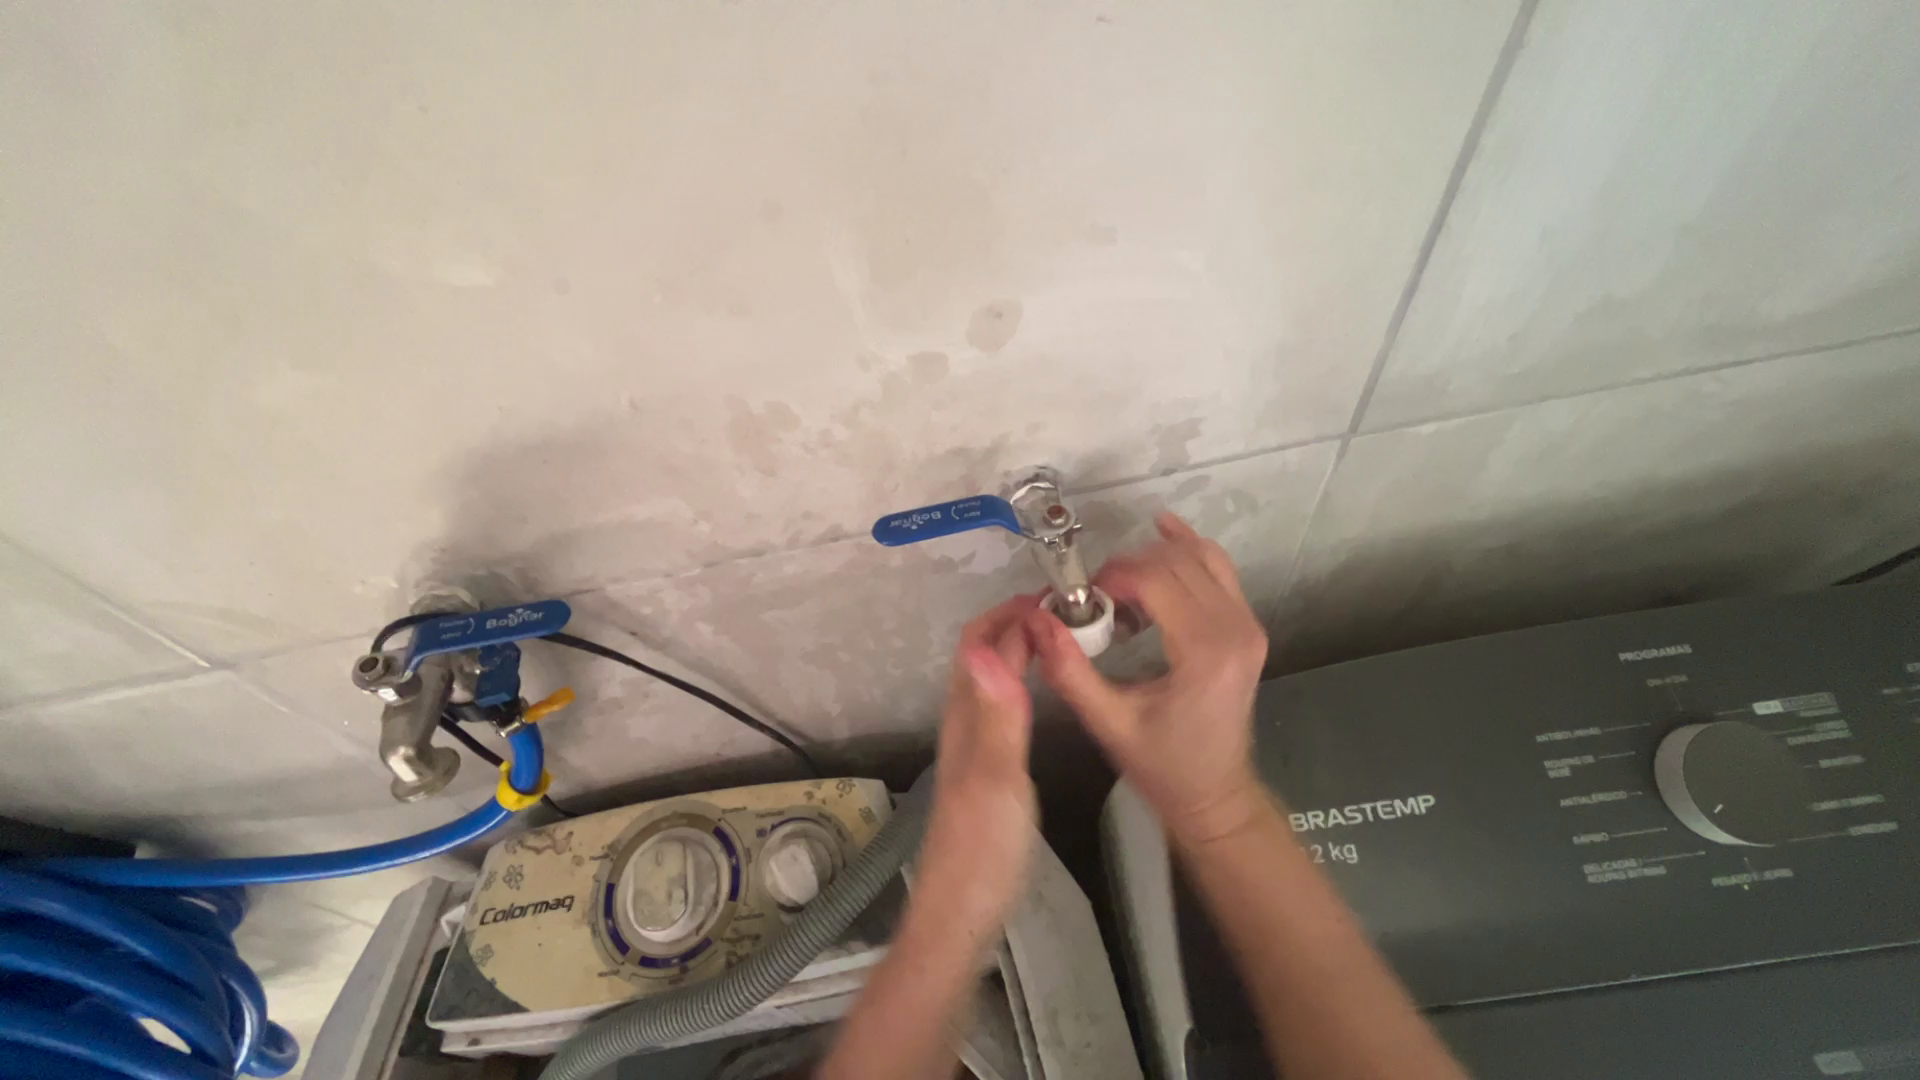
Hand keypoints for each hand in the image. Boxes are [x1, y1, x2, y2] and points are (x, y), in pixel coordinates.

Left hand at [919, 594, 1041, 923]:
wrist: (960, 915)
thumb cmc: (983, 850)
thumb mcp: (997, 779)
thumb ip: (997, 715)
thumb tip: (987, 646)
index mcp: (966, 718)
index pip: (980, 645)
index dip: (1010, 614)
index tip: (1054, 598)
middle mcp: (962, 723)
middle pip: (978, 655)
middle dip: (1012, 623)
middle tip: (1061, 612)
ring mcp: (970, 746)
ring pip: (987, 678)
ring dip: (1014, 649)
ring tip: (1056, 639)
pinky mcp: (982, 769)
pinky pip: (997, 705)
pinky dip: (1019, 681)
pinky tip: (1040, 694)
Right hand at [1028, 512, 1267, 846]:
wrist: (1214, 793)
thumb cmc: (1161, 765)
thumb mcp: (1107, 723)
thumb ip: (1069, 671)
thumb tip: (1035, 621)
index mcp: (1204, 652)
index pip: (1156, 580)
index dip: (1112, 577)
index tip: (1082, 598)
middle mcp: (1235, 629)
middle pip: (1176, 562)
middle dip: (1128, 567)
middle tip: (1094, 598)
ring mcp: (1248, 624)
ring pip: (1201, 556)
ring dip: (1154, 557)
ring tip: (1118, 587)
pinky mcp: (1247, 626)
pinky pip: (1220, 569)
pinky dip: (1189, 548)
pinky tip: (1163, 532)